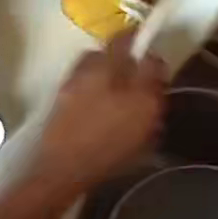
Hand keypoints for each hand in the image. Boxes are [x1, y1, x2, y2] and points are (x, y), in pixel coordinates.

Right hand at [26, 31, 167, 194]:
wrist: (62, 175)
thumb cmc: (70, 127)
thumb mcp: (79, 84)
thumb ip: (100, 59)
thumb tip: (114, 43)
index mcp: (147, 93)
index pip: (151, 59)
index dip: (134, 48)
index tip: (117, 44)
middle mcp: (155, 114)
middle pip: (148, 83)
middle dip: (130, 75)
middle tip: (104, 73)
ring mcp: (145, 137)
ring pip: (139, 105)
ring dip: (124, 98)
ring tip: (99, 99)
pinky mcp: (131, 155)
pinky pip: (129, 126)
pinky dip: (118, 119)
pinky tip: (98, 123)